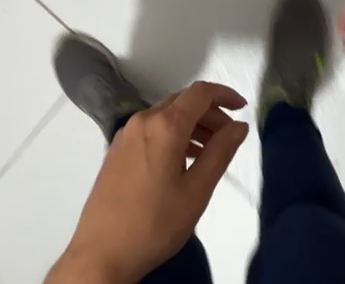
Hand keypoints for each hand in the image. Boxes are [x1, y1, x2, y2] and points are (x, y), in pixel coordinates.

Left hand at [51, 81, 249, 283]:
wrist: (101, 253)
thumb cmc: (155, 223)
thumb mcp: (196, 191)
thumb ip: (220, 153)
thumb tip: (239, 126)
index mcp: (164, 125)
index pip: (199, 93)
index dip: (224, 94)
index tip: (242, 108)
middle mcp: (142, 120)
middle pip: (182, 102)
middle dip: (210, 113)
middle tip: (229, 137)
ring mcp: (126, 134)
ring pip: (166, 116)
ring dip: (192, 125)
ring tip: (210, 152)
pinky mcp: (117, 150)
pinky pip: (151, 129)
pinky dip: (173, 135)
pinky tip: (182, 161)